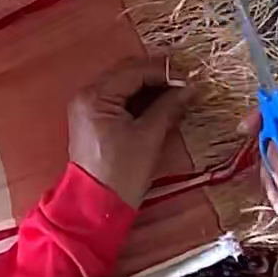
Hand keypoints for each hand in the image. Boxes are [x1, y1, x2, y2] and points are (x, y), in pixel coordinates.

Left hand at [66, 58, 195, 207]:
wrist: (97, 205)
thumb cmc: (122, 171)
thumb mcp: (149, 136)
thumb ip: (169, 106)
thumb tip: (191, 87)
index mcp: (95, 96)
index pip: (133, 71)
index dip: (163, 71)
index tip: (190, 76)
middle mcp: (87, 94)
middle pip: (126, 73)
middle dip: (156, 76)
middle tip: (186, 81)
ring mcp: (88, 106)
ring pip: (123, 85)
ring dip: (149, 86)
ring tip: (178, 91)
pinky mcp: (93, 118)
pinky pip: (118, 99)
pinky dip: (139, 99)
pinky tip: (161, 102)